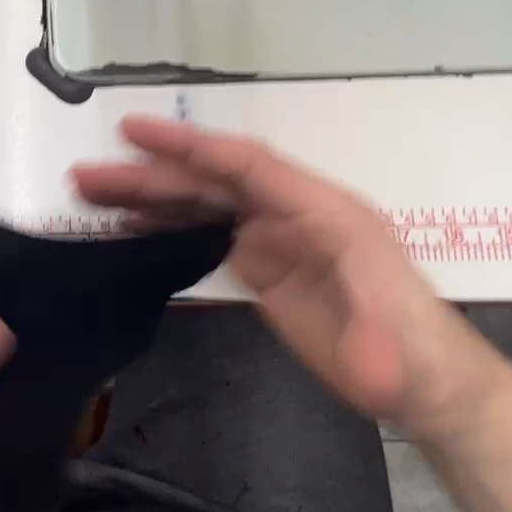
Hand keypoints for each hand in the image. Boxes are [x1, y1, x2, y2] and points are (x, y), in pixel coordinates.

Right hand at [71, 115, 504, 439]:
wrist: (424, 379)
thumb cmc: (413, 358)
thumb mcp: (399, 356)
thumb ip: (380, 356)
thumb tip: (369, 372)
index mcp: (322, 212)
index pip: (246, 166)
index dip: (189, 146)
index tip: (134, 132)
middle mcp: (291, 213)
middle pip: (209, 182)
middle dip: (147, 174)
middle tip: (87, 174)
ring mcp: (273, 236)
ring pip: (200, 202)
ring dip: (146, 195)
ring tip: (92, 192)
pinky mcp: (260, 262)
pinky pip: (203, 231)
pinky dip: (163, 223)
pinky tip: (131, 223)